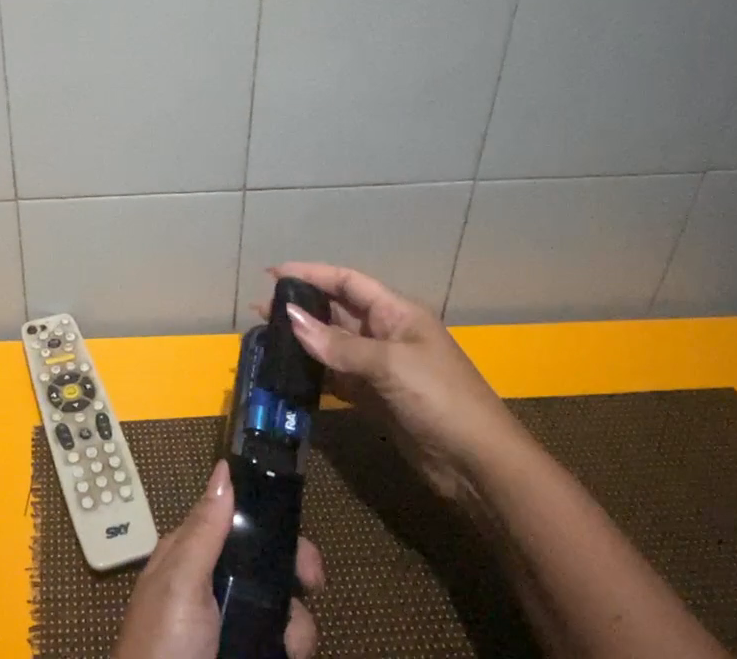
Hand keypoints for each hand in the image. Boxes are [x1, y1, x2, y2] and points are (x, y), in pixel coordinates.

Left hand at [112, 460, 324, 658]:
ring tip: (289, 645)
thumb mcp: (180, 581)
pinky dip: (293, 647)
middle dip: (296, 571)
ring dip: (296, 622)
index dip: (269, 520)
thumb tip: (224, 469)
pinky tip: (288, 655)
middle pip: (269, 563)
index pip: (237, 521)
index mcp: (191, 557)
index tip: (297, 528)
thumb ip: (205, 529)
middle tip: (313, 582)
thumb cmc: (164, 644)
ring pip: (284, 606)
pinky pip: (285, 641)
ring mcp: (234, 624)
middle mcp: (215, 585)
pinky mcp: (251, 651)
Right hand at [269, 262, 527, 501]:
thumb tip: (290, 319)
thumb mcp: (389, 365)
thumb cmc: (440, 399)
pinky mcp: (374, 398)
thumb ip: (337, 344)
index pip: (347, 282)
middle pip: (336, 311)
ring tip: (265, 338)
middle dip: (301, 308)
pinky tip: (288, 373)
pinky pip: (336, 377)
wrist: (477, 463)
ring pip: (332, 345)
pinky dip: (313, 373)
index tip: (273, 273)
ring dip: (303, 341)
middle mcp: (386, 334)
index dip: (312, 274)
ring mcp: (379, 368)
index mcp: (397, 313)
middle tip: (259, 310)